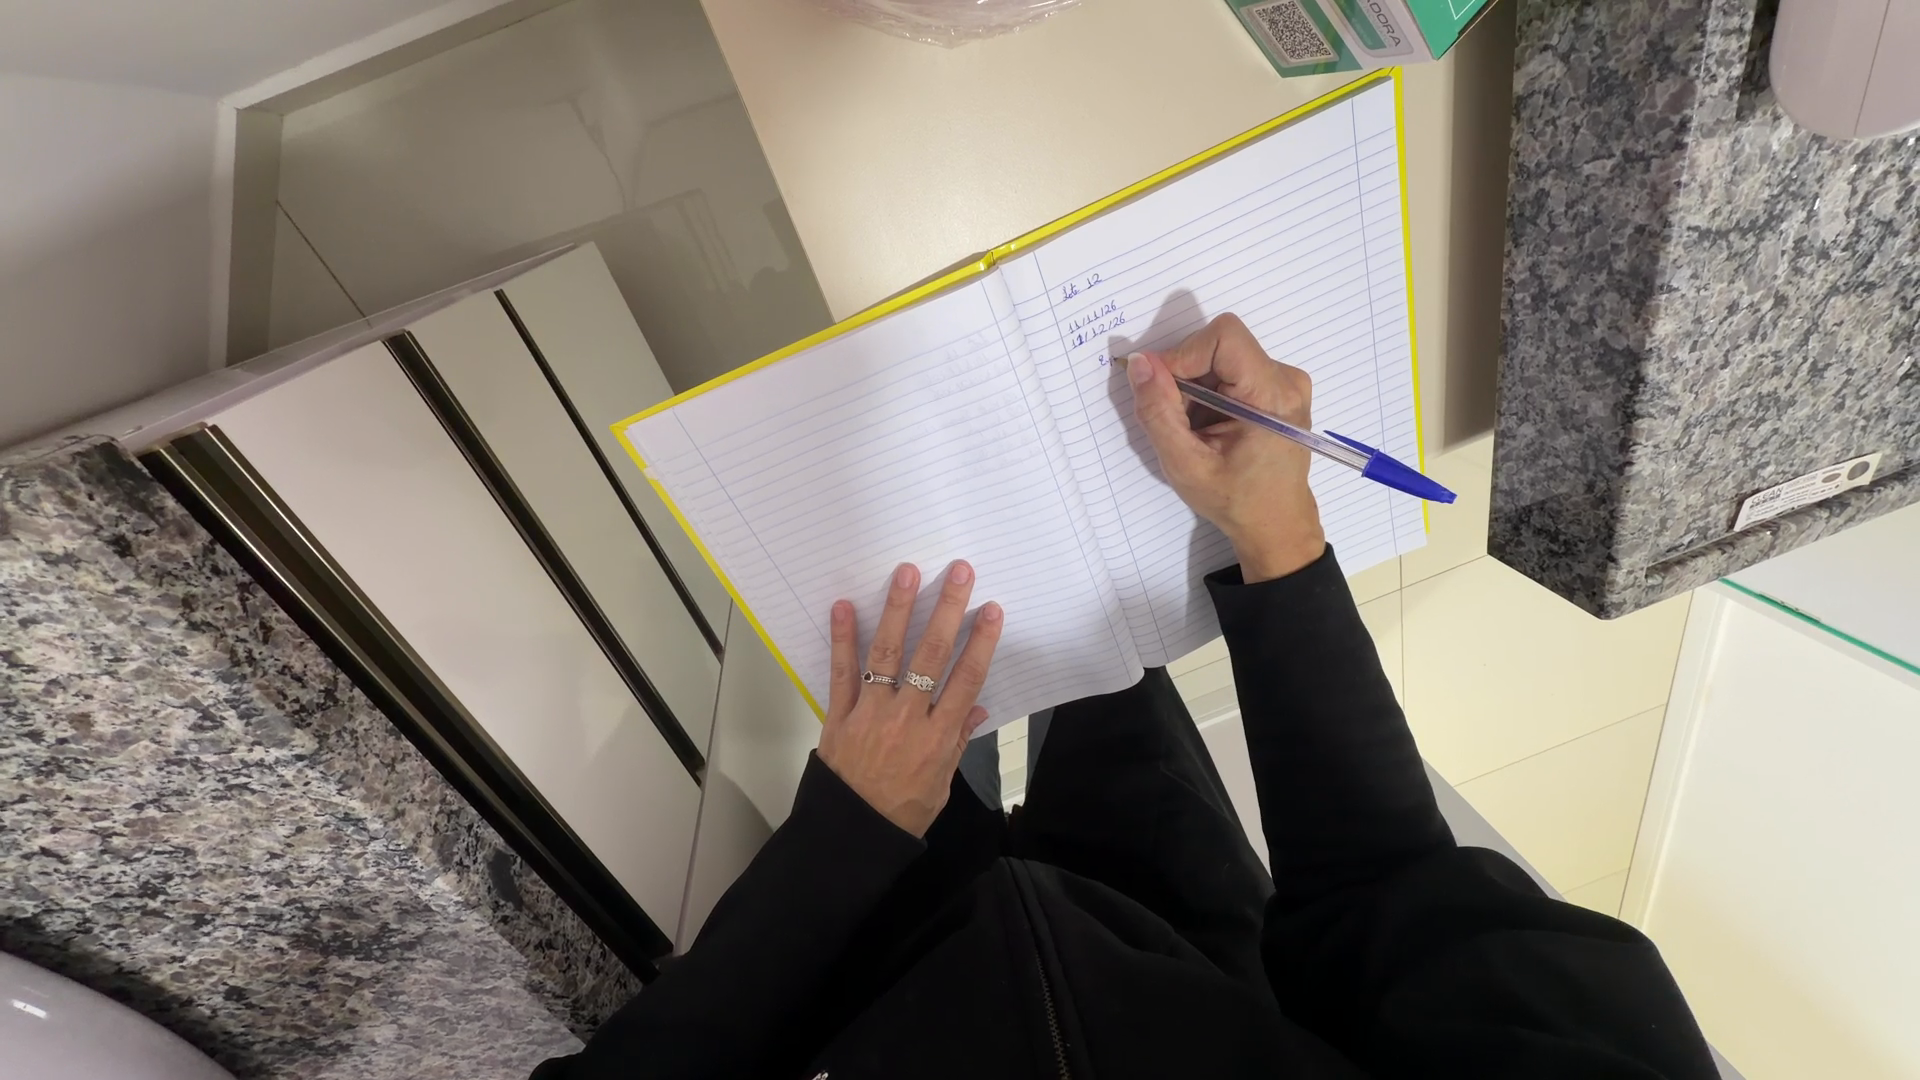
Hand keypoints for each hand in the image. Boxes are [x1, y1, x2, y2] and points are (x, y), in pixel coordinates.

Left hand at [818, 561, 1003, 836]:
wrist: (849, 835)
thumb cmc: (902, 812)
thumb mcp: (942, 784)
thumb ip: (957, 741)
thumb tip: (976, 706)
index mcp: (938, 735)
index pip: (966, 679)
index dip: (981, 642)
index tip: (992, 610)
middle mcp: (908, 716)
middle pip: (931, 655)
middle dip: (947, 610)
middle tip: (958, 572)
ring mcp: (872, 711)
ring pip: (887, 652)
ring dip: (898, 609)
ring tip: (907, 572)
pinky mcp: (840, 712)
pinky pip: (842, 670)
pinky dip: (841, 637)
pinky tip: (842, 605)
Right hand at [1126, 314, 1325, 582]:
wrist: (1275, 523)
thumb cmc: (1233, 499)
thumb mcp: (1184, 463)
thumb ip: (1157, 411)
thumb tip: (1138, 363)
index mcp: (1272, 395)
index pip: (1223, 337)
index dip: (1183, 355)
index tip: (1164, 392)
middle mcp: (1286, 378)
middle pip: (1219, 346)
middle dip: (1186, 378)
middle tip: (1179, 422)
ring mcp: (1285, 382)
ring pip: (1221, 358)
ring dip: (1195, 389)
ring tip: (1196, 430)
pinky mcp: (1277, 388)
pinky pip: (1230, 371)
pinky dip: (1208, 394)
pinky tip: (1210, 426)